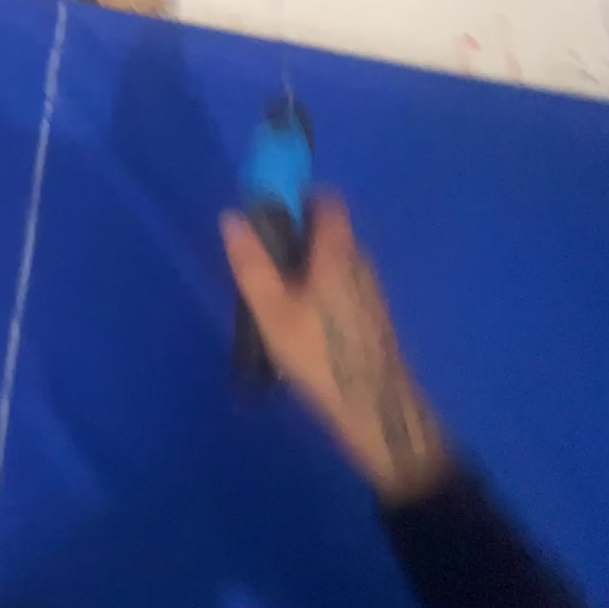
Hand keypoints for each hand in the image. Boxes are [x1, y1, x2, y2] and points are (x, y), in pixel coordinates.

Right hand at [222, 195, 449, 502]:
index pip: (327, 202)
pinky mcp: (370, 314)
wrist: (377, 411)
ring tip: (273, 292)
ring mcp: (369, 289)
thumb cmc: (319, 353)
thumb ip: (252, 261)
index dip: (297, 196)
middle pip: (328, 229)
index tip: (266, 211)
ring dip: (304, 262)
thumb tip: (232, 216)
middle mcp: (360, 262)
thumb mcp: (271, 308)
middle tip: (259, 258)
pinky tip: (297, 316)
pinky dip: (317, 283)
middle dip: (293, 233)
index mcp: (338, 253)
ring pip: (333, 258)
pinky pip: (340, 280)